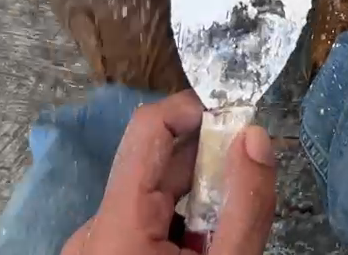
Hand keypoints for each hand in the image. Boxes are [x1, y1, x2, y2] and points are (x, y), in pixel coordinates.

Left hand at [62, 92, 277, 254]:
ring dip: (200, 197)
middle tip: (251, 185)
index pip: (148, 126)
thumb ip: (246, 204)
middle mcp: (92, 230)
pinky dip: (181, 223)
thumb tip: (255, 134)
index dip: (196, 108)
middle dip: (211, 162)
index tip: (240, 120)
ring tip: (228, 232)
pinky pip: (146, 221)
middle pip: (160, 163)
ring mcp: (93, 249)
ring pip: (157, 194)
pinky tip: (203, 249)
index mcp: (114, 228)